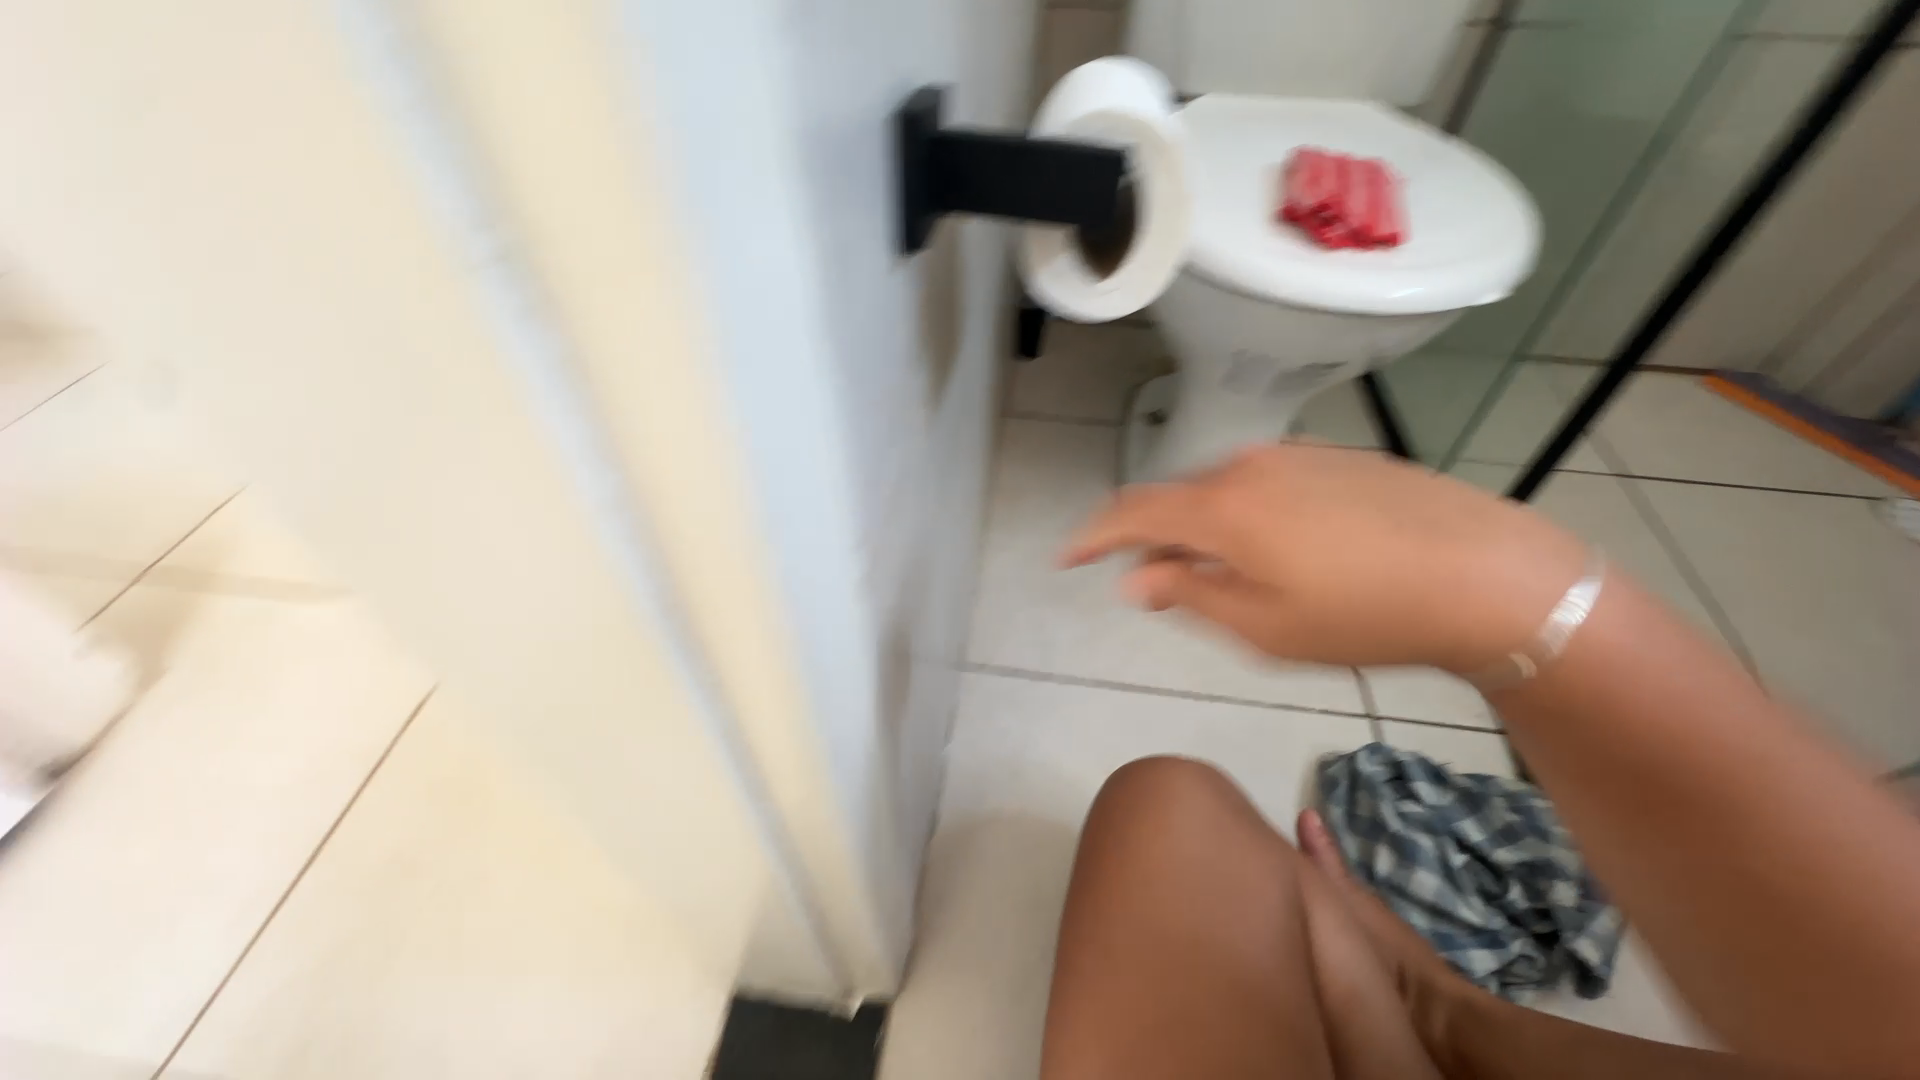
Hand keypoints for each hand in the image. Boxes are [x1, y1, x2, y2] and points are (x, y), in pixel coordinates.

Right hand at [1059, 443, 1587, 673]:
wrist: (1488, 574)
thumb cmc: (1363, 615)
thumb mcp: (1262, 627)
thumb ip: (1188, 594)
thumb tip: (1135, 578)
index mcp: (1222, 508)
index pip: (1131, 512)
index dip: (1092, 535)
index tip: (1066, 558)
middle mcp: (1248, 466)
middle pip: (1174, 497)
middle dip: (1151, 538)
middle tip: (1155, 584)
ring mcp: (1295, 455)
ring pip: (1220, 488)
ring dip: (1202, 526)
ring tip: (1221, 572)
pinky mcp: (1335, 456)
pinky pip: (1263, 482)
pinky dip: (1245, 513)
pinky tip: (1280, 548)